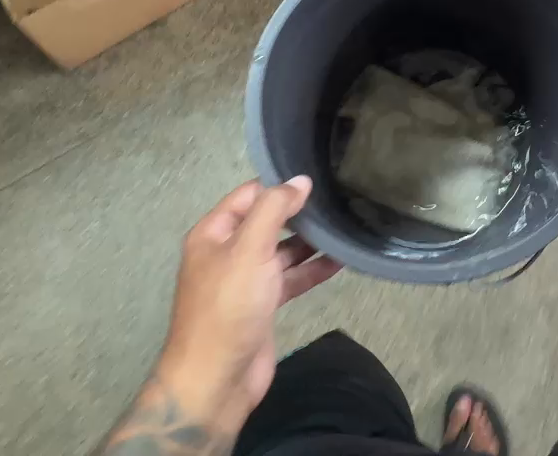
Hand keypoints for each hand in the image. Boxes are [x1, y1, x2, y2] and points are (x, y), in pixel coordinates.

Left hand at [151, 177, 341, 440]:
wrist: (215, 381)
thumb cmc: (228, 306)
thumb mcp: (249, 248)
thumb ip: (274, 209)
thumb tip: (301, 180)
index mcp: (213, 233)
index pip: (249, 194)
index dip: (280, 185)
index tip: (316, 177)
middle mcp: (227, 252)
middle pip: (267, 221)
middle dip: (298, 212)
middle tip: (336, 198)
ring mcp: (245, 280)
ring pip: (281, 250)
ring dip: (309, 241)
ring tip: (343, 226)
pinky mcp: (261, 305)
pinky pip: (289, 278)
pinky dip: (311, 269)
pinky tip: (340, 261)